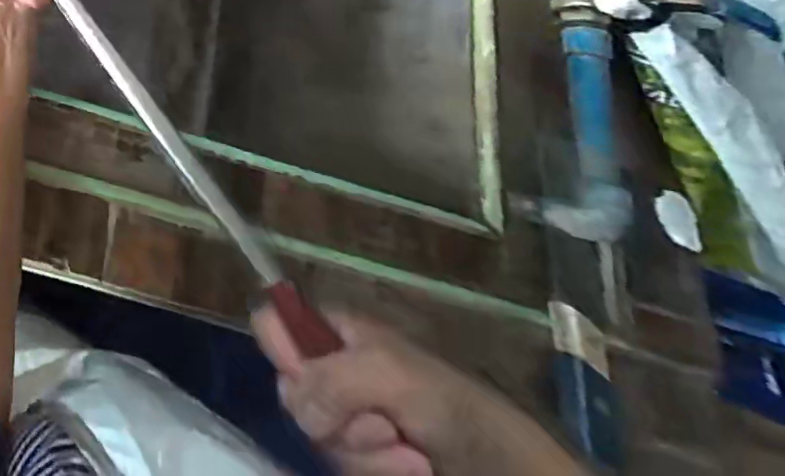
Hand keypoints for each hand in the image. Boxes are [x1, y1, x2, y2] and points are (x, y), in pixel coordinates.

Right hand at [253, 308, 584, 475]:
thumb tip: (296, 408)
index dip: (280, 349)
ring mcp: (347, 417)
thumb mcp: (389, 374)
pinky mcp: (362, 459)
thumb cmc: (450, 403)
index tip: (303, 375)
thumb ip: (330, 378)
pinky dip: (378, 471)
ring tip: (409, 454)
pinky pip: (342, 464)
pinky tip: (412, 468)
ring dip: (363, 452)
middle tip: (379, 422)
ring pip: (316, 434)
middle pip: (291, 389)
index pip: (274, 323)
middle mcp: (333, 370)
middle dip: (334, 415)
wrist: (510, 472)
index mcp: (336, 333)